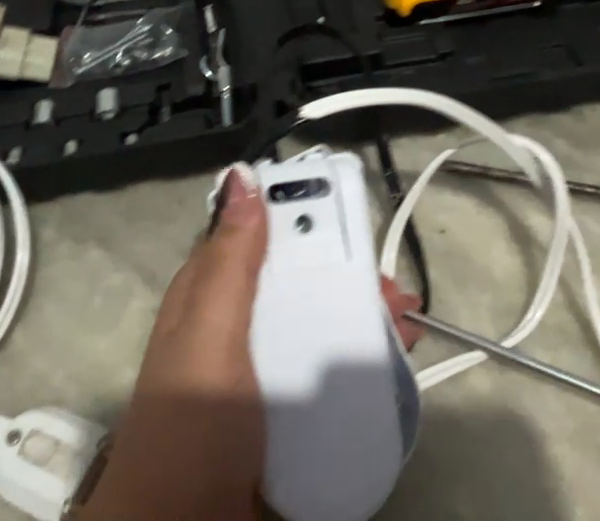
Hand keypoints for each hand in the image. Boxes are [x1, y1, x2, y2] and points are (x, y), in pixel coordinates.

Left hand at [80, 164, 421, 519]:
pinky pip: (323, 369)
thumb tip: (242, 175)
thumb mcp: (210, 335)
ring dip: (360, 317)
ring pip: (315, 322)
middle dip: (347, 274)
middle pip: (297, 278)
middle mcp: (233, 324)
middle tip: (394, 290)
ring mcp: (258, 370)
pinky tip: (389, 368)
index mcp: (209, 295)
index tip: (353, 216)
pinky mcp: (280, 410)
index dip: (303, 217)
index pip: (258, 233)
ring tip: (406, 329)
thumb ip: (230, 262)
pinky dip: (356, 361)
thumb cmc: (193, 425)